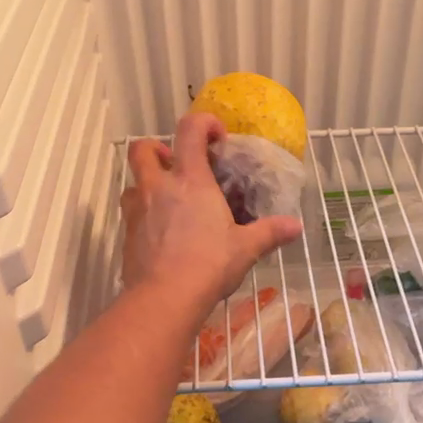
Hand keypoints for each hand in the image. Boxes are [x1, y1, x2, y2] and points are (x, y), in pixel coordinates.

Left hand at [120, 112, 301, 315]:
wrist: (164, 299)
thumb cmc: (208, 265)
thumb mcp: (245, 249)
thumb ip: (270, 233)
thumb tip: (296, 227)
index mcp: (190, 180)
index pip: (190, 129)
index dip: (203, 123)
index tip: (217, 137)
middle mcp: (158, 187)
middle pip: (143, 149)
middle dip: (158, 148)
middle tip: (177, 165)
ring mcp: (137, 211)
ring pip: (133, 183)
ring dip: (147, 184)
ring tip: (168, 201)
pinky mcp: (127, 236)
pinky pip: (132, 215)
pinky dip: (145, 216)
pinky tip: (163, 235)